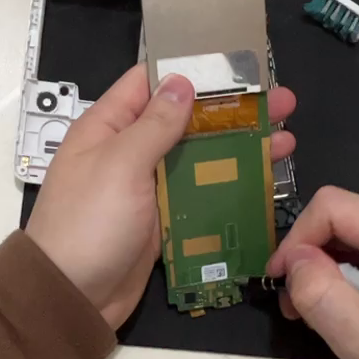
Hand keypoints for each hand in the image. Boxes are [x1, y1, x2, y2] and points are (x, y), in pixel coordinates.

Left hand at [27, 65, 297, 328]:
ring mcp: (146, 186)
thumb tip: (181, 82)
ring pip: (198, 156)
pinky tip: (263, 177)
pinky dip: (228, 184)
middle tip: (282, 101)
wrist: (72, 297)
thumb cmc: (89, 224)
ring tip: (286, 138)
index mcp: (108, 127)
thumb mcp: (119, 165)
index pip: (150, 82)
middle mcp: (128, 151)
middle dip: (231, 109)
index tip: (238, 62)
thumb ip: (153, 125)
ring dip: (238, 146)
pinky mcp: (162, 219)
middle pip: (184, 119)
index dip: (193, 69)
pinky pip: (199, 193)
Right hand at [266, 187, 358, 358]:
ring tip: (315, 313)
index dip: (298, 240)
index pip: (333, 207)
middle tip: (296, 308)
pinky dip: (343, 273)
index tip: (281, 282)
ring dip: (323, 270)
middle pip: (340, 218)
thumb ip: (325, 297)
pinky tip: (341, 307)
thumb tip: (294, 258)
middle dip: (308, 259)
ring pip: (348, 232)